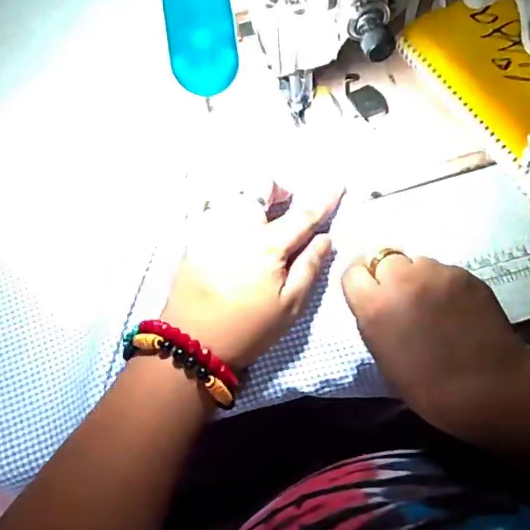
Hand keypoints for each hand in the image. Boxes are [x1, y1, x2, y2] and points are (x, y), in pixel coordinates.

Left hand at [159, 189, 341, 368]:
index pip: (303, 214)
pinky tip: (237, 231)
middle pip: (259, 188)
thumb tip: (325, 238)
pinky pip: (215, 212)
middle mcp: (239, 228)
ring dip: (252, 197)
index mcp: (268, 245)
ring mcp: (213, 231)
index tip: (338, 187)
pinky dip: (231, 211)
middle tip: (286, 202)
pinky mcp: (194, 241)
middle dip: (277, 189)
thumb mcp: (289, 305)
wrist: (191, 343)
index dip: (323, 200)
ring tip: (261, 215)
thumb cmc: (248, 329)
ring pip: (235, 196)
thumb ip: (310, 267)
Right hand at [340, 250, 529, 441]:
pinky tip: (457, 308)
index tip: (370, 292)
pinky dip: (444, 285)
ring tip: (433, 303)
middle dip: (390, 275)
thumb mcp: (383, 355)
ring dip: (418, 277)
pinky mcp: (464, 274)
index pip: (352, 273)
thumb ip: (375, 320)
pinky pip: (444, 271)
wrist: (486, 386)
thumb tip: (380, 303)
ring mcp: (436, 274)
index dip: (362, 282)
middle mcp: (401, 281)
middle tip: (402, 297)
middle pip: (384, 258)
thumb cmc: (427, 388)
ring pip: (418, 262)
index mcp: (374, 307)